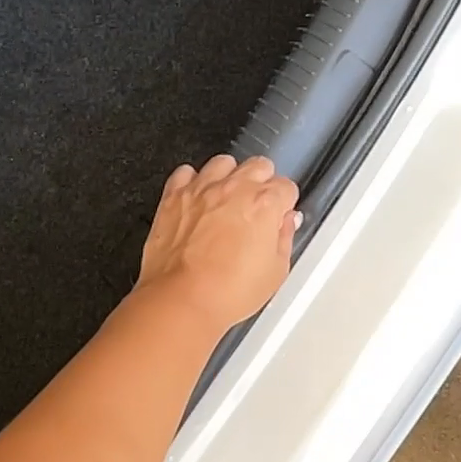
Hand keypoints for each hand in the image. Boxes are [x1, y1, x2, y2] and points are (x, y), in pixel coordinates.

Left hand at [134, 155, 299, 328]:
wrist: (182, 299)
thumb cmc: (225, 291)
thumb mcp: (276, 272)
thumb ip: (285, 238)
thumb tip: (286, 224)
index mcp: (264, 203)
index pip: (286, 187)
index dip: (285, 204)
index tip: (279, 216)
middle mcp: (234, 188)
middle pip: (258, 166)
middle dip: (263, 182)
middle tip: (258, 206)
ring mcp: (202, 189)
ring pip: (223, 162)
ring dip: (229, 176)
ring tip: (228, 199)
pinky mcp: (174, 196)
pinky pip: (186, 173)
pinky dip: (193, 182)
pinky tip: (198, 199)